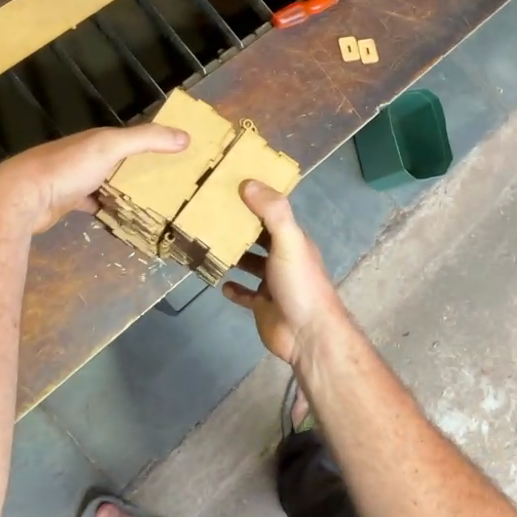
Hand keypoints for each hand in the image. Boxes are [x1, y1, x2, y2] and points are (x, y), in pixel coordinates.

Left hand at [0, 125, 188, 234]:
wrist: (21, 197)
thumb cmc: (67, 167)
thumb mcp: (110, 147)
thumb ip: (147, 139)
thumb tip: (186, 137)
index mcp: (97, 139)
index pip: (131, 136)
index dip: (153, 142)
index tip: (177, 152)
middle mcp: (86, 155)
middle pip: (119, 159)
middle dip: (140, 166)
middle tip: (168, 180)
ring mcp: (74, 179)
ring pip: (106, 181)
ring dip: (123, 188)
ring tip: (150, 199)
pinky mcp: (65, 201)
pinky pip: (93, 202)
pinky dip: (106, 207)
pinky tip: (119, 216)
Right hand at [221, 181, 344, 363]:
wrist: (307, 333)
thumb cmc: (299, 282)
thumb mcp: (289, 239)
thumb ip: (272, 211)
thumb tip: (247, 183)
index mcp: (293, 240)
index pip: (273, 214)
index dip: (255, 201)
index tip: (229, 188)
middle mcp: (284, 258)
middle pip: (260, 238)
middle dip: (240, 228)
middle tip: (210, 216)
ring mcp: (273, 284)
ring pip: (251, 264)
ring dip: (234, 256)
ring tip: (209, 246)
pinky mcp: (263, 306)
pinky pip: (245, 294)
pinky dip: (235, 288)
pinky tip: (221, 283)